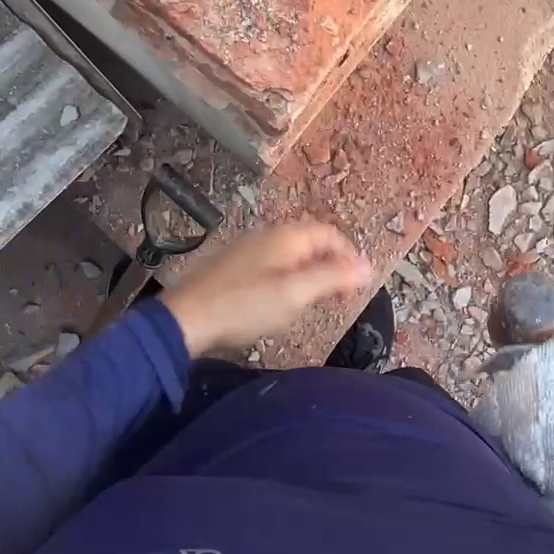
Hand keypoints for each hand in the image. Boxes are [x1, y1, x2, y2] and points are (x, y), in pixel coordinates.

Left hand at [160, 222, 372, 355]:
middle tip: (340, 295)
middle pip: (311, 241)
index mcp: (286, 236)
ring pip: (291, 254)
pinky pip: (273, 264)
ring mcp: (248, 249)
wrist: (186, 319)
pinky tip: (282, 301)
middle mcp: (268, 235)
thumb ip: (332, 278)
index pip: (330, 234)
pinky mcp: (234, 266)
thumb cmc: (245, 306)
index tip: (359, 284)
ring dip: (310, 273)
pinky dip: (289, 278)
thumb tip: (367, 266)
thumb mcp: (295, 294)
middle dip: (331, 265)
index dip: (349, 255)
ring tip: (315, 300)